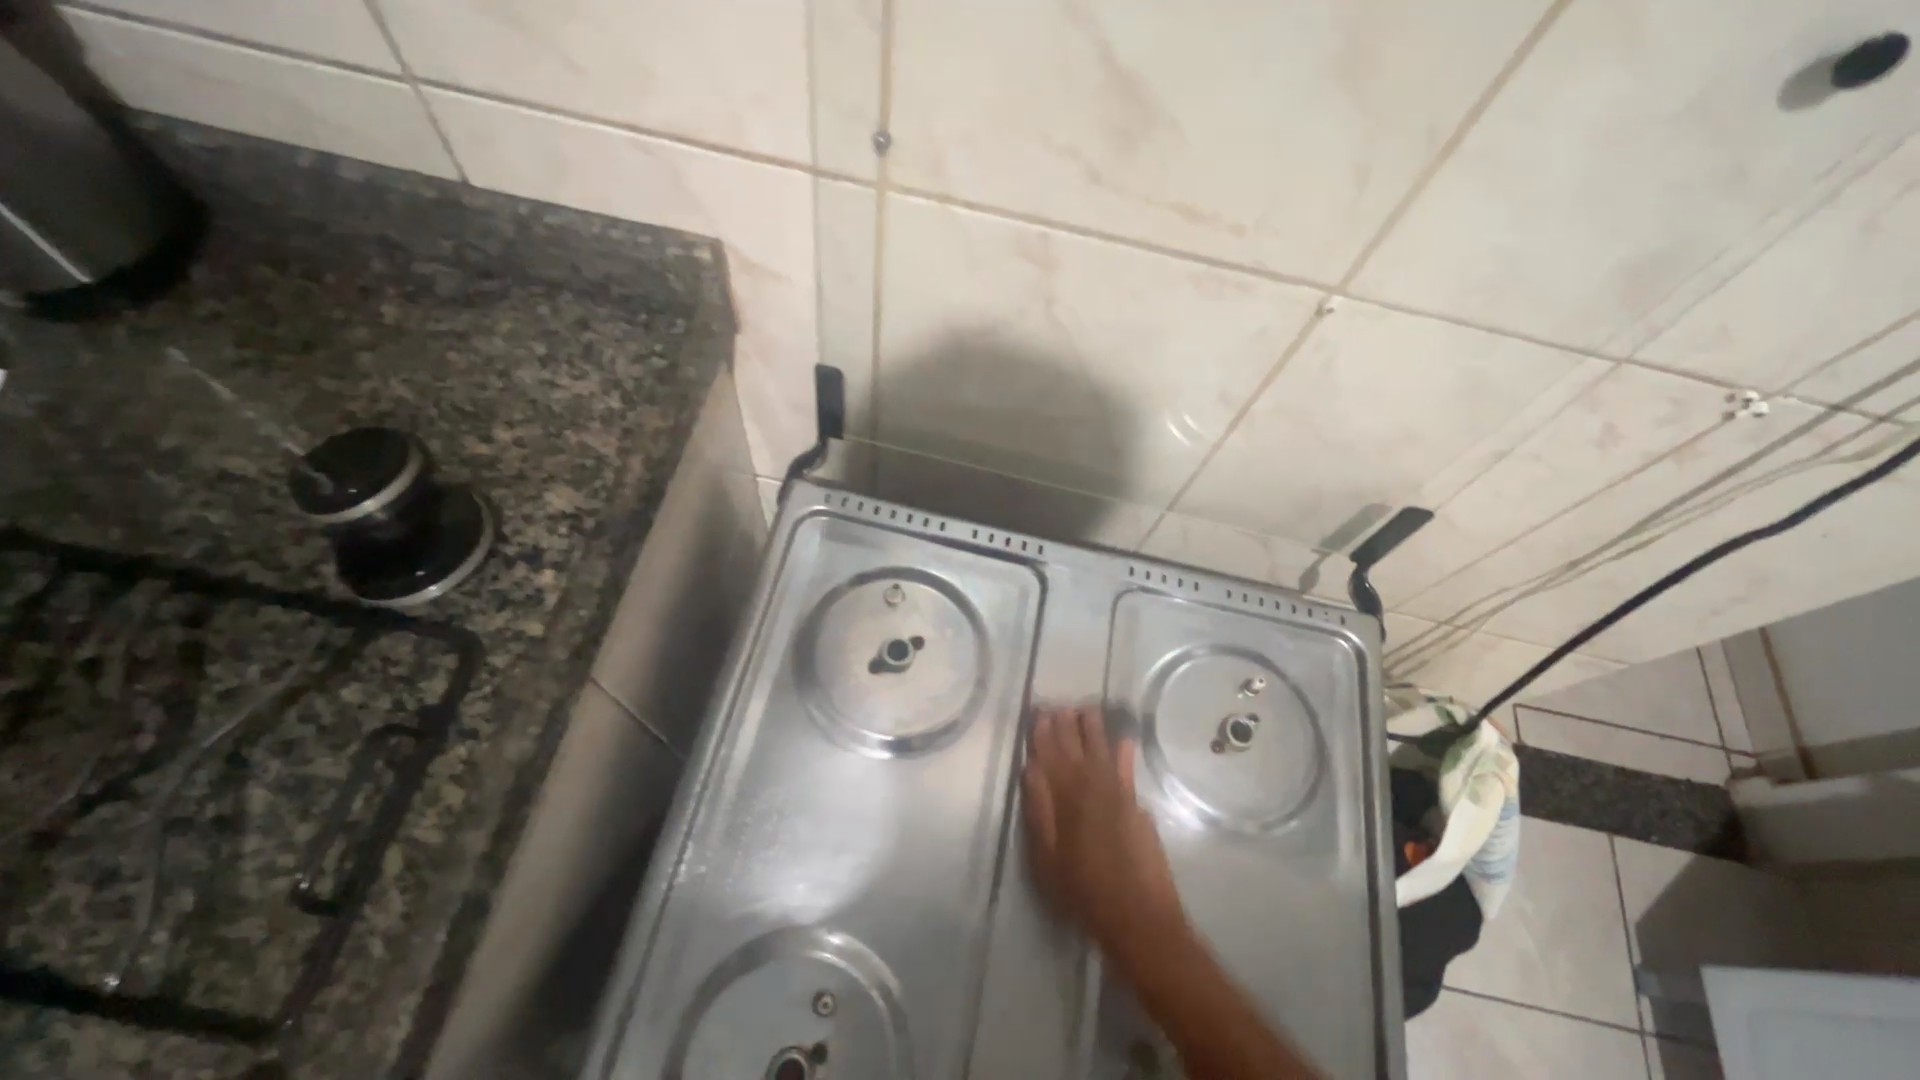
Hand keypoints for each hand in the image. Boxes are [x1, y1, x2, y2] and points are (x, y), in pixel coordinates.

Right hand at [1021, 705, 1184, 954]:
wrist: (1138, 916)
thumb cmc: (1083, 891)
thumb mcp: (1047, 857)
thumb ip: (1039, 810)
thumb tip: (1031, 769)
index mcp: (1067, 799)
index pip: (1051, 757)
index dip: (1043, 735)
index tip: (1038, 712)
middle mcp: (1094, 789)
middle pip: (1077, 750)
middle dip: (1066, 726)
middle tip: (1057, 704)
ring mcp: (1119, 797)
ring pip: (1103, 753)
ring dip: (1093, 731)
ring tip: (1085, 710)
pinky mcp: (1137, 809)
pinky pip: (1128, 772)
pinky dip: (1124, 754)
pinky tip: (1123, 740)